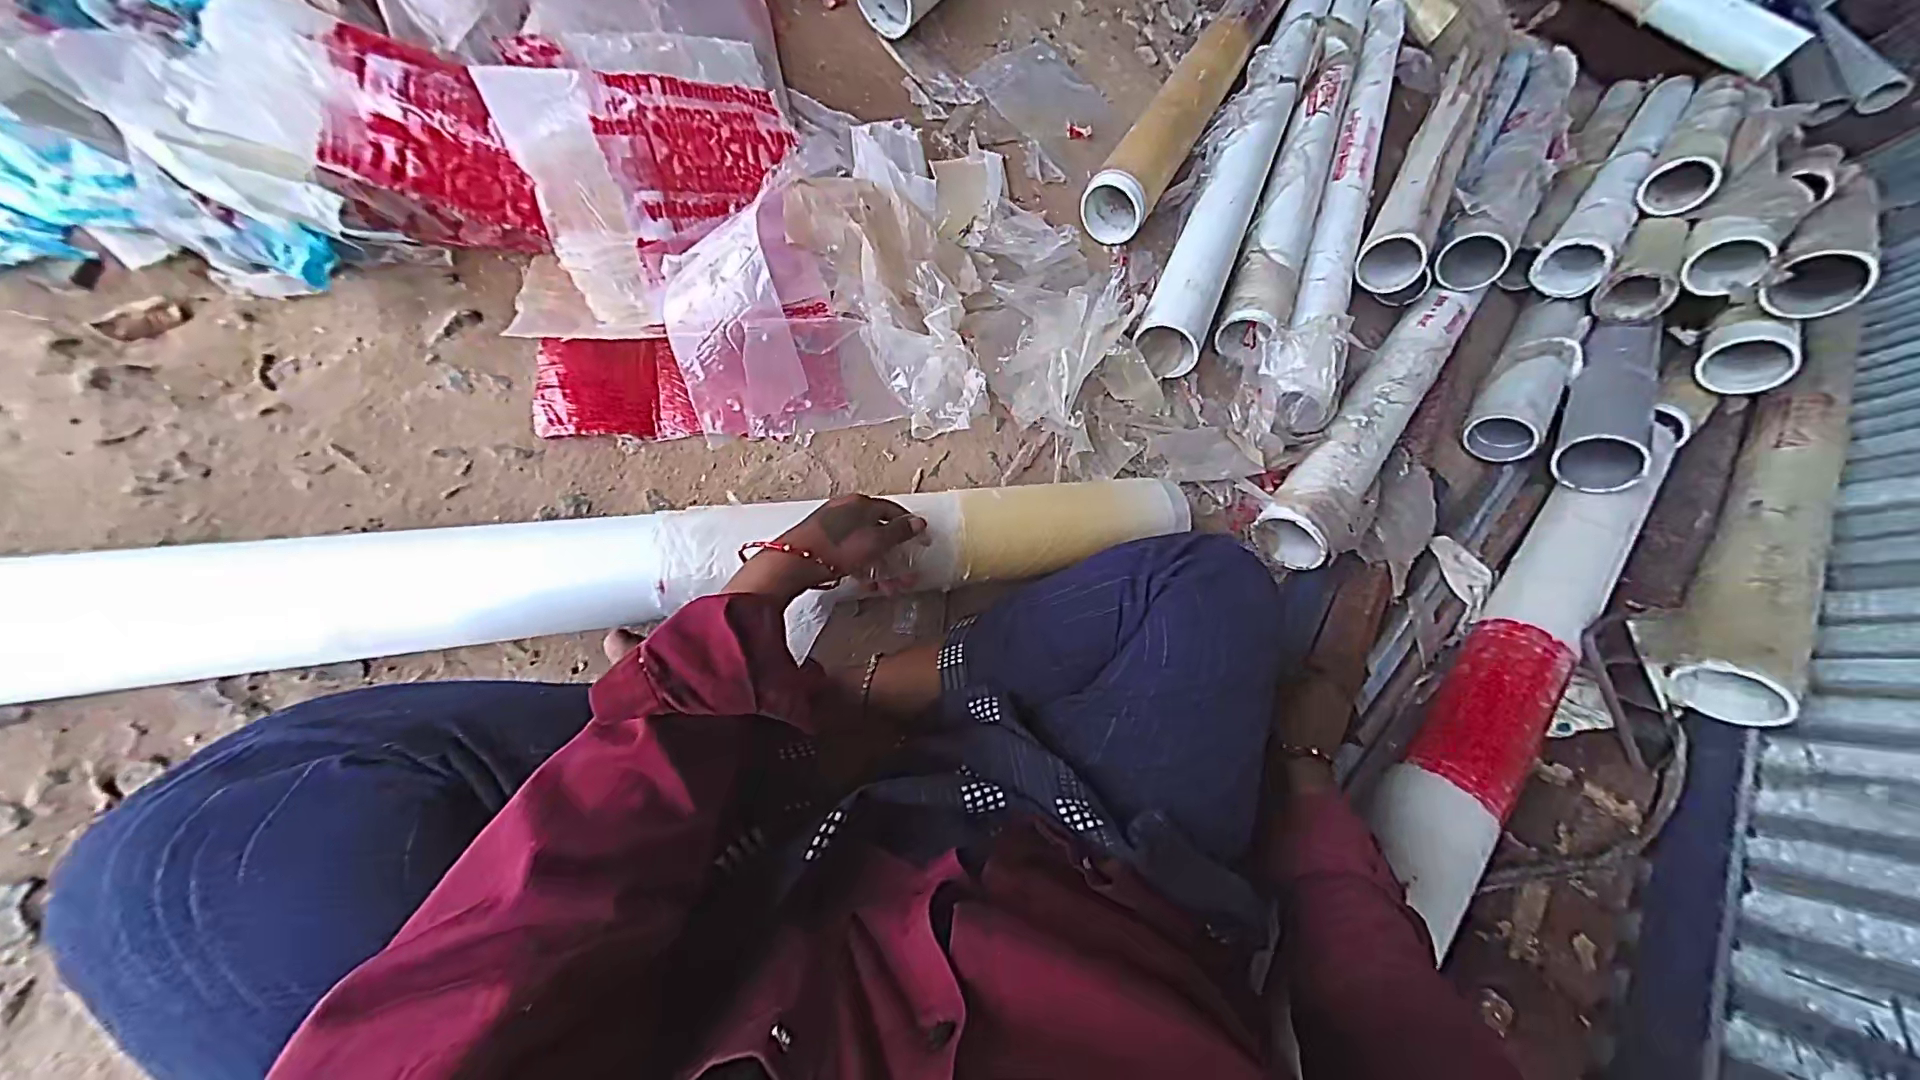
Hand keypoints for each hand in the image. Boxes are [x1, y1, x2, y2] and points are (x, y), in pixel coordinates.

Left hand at [725, 495, 926, 602]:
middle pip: (880, 531)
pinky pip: (850, 554)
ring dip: (881, 566)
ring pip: (865, 546)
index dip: (910, 527)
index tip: (921, 541)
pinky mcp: (822, 543)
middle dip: (896, 555)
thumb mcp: (875, 541)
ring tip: (889, 586)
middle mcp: (846, 511)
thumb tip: (918, 522)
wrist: (792, 564)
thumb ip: (899, 532)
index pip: (894, 511)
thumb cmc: (833, 549)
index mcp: (860, 504)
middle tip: (906, 572)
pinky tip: (867, 584)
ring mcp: (833, 527)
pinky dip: (863, 567)